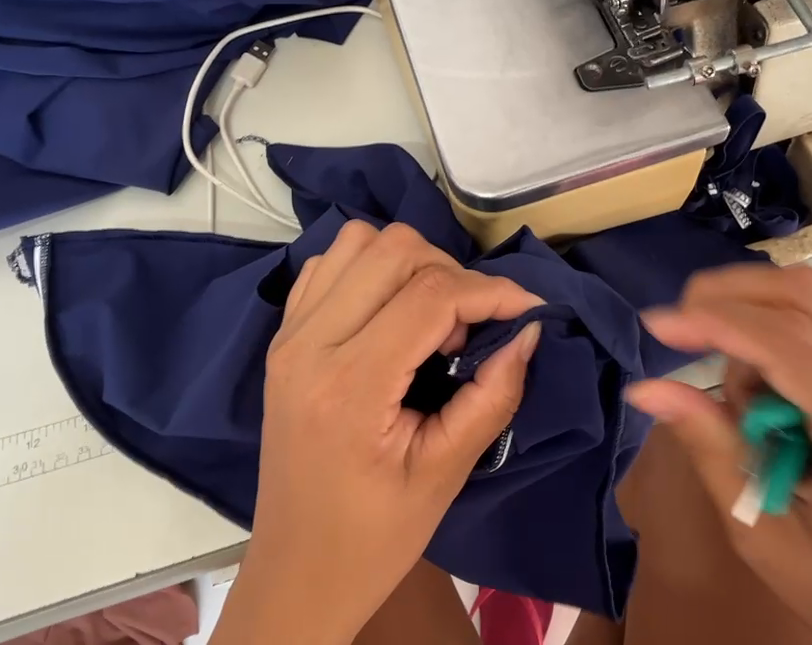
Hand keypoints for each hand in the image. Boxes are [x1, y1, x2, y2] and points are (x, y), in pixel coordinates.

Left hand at [212, 221, 542, 644]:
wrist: (298, 570)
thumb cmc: (374, 536)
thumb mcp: (446, 473)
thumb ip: (492, 395)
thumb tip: (527, 330)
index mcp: (349, 387)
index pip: (430, 297)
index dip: (490, 291)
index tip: (529, 308)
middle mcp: (309, 344)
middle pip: (394, 250)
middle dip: (451, 273)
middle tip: (468, 329)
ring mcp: (288, 334)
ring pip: (359, 241)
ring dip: (409, 262)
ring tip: (429, 317)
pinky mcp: (283, 334)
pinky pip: (331, 263)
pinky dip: (371, 267)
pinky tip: (390, 311)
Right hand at [625, 265, 811, 644]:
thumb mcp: (760, 533)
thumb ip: (711, 448)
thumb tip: (647, 387)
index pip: (798, 352)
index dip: (722, 323)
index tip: (658, 324)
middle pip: (811, 301)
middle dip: (731, 295)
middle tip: (678, 324)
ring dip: (752, 314)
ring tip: (733, 387)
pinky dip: (774, 331)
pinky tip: (760, 383)